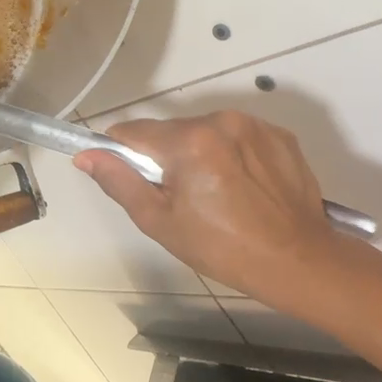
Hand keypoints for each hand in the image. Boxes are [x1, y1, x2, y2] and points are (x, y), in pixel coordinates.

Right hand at [75, 112, 369, 312]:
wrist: (296, 260)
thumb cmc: (218, 246)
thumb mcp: (156, 219)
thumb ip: (119, 181)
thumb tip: (85, 156)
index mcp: (191, 141)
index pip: (132, 131)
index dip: (119, 153)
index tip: (129, 180)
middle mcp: (224, 121)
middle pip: (168, 130)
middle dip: (161, 156)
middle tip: (173, 196)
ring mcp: (256, 126)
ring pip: (201, 131)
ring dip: (194, 153)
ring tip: (208, 192)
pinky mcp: (280, 136)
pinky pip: (234, 137)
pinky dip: (225, 154)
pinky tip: (235, 186)